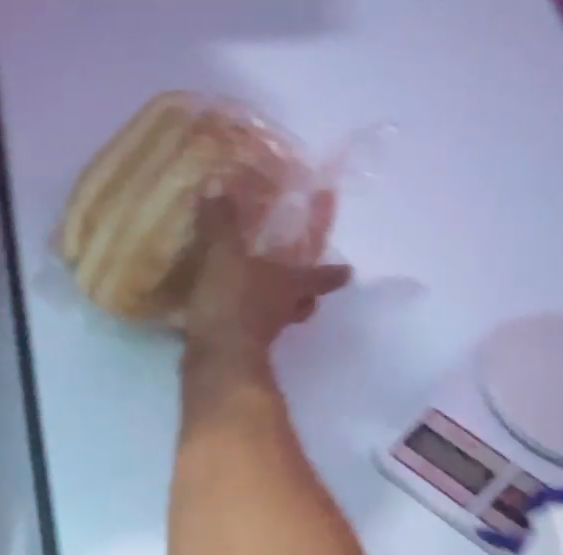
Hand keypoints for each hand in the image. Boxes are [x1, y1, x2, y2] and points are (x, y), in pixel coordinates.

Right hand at [183, 194, 351, 353]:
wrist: (216, 361)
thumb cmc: (233, 302)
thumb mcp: (224, 255)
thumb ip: (221, 224)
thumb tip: (216, 185)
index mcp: (293, 282)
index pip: (323, 273)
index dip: (333, 270)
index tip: (346, 270)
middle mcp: (285, 309)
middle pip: (305, 301)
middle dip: (306, 294)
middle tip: (303, 288)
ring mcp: (262, 334)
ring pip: (279, 320)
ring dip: (275, 312)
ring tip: (260, 302)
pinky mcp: (237, 351)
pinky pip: (245, 332)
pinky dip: (239, 325)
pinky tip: (223, 318)